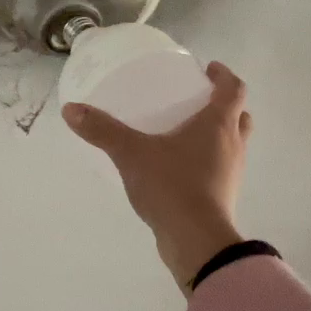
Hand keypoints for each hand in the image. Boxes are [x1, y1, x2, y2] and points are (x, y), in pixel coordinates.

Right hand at [63, 61, 252, 290]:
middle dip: (223, 105)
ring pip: (232, 144)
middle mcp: (233, 145)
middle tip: (197, 101)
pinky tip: (179, 167)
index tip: (209, 69)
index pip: (234, 89)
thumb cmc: (172, 187)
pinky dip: (207, 160)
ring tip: (185, 133)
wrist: (197, 241)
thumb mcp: (132, 154)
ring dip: (217, 134)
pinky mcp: (222, 196)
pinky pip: (219, 168)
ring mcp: (231, 173)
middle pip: (239, 117)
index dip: (224, 75)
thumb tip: (71, 109)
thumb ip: (103, 131)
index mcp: (219, 125)